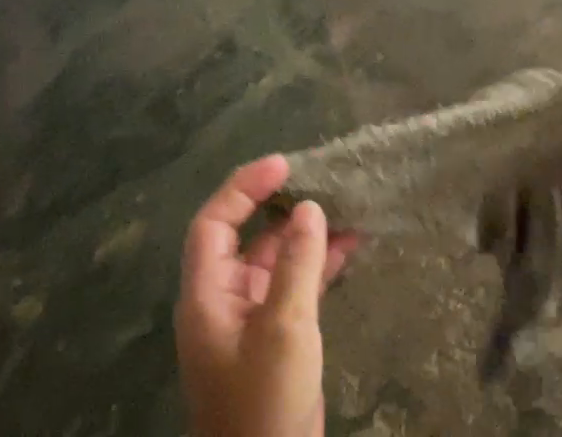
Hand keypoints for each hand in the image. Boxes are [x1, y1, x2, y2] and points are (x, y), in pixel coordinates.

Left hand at [175, 155, 359, 436]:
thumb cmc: (265, 397)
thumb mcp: (284, 327)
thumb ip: (296, 263)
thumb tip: (309, 208)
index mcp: (208, 294)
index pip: (214, 224)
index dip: (243, 188)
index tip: (285, 164)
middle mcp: (224, 298)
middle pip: (247, 236)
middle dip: (283, 205)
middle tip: (324, 178)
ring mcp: (251, 316)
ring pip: (277, 257)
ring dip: (309, 232)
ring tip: (348, 204)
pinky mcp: (277, 333)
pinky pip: (296, 282)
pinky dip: (321, 261)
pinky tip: (353, 243)